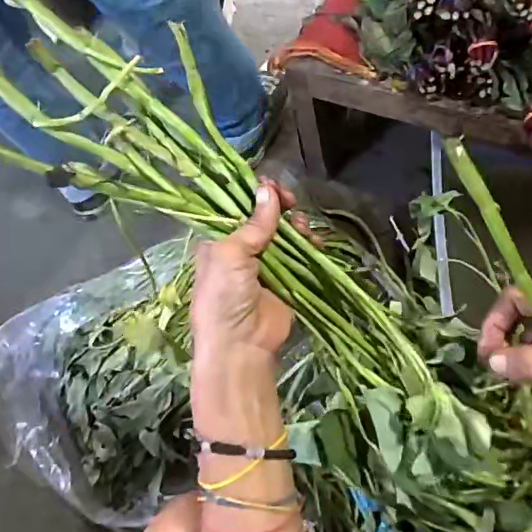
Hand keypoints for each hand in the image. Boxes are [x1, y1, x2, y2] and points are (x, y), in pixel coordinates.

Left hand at [192, 180, 298, 359]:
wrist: (240, 344)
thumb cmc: (224, 295)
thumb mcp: (231, 254)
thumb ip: (253, 224)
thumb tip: (267, 191)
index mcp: (218, 241)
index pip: (237, 209)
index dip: (254, 195)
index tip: (270, 186)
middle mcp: (240, 250)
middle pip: (263, 219)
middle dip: (278, 206)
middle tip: (291, 200)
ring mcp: (264, 265)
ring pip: (283, 235)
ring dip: (294, 225)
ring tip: (301, 225)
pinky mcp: (285, 280)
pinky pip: (298, 256)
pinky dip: (307, 245)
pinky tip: (313, 240)